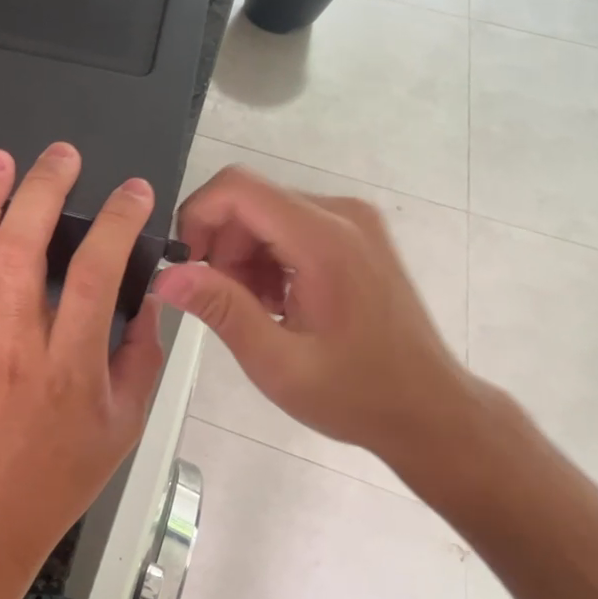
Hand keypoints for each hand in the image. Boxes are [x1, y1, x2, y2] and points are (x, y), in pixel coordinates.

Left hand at [0, 143, 165, 569]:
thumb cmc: (63, 471)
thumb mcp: (125, 422)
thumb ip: (142, 354)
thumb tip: (150, 293)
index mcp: (70, 365)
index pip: (94, 274)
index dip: (116, 223)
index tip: (133, 193)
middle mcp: (17, 345)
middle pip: (24, 249)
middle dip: (44, 191)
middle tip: (63, 157)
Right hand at [150, 165, 482, 463]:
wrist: (431, 411)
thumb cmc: (356, 394)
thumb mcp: (277, 362)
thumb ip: (221, 309)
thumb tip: (166, 276)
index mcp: (324, 239)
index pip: (237, 187)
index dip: (197, 216)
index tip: (189, 267)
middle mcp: (341, 214)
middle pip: (249, 200)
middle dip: (221, 246)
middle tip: (226, 302)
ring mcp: (353, 221)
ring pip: (265, 212)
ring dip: (244, 256)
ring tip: (258, 310)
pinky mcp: (356, 234)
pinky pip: (290, 225)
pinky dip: (269, 258)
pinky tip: (280, 303)